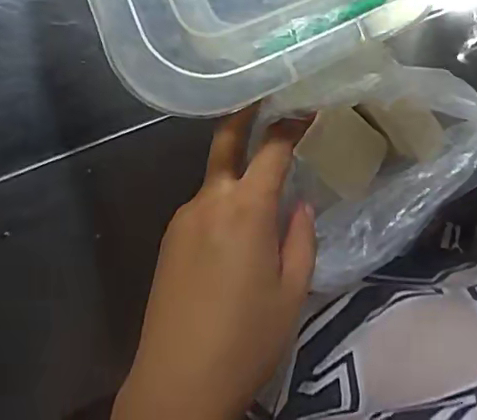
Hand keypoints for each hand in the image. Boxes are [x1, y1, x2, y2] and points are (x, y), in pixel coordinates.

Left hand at [114, 107, 316, 419]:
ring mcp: (184, 215)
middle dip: (245, 113)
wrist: (177, 381)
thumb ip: (300, 240)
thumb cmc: (246, 339)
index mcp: (246, 208)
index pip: (271, 149)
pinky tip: (233, 237)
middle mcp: (211, 199)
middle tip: (263, 96)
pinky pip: (203, 206)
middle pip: (226, 141)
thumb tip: (298, 203)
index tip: (306, 107)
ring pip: (215, 179)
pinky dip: (222, 204)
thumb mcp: (291, 294)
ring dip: (236, 172)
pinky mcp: (170, 235)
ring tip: (261, 192)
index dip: (290, 124)